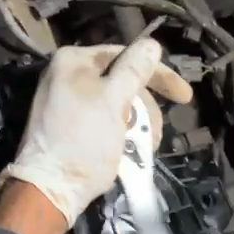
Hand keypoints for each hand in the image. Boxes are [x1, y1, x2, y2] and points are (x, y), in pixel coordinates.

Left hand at [0, 38, 192, 225]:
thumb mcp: (113, 102)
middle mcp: (66, 74)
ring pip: (116, 103)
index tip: (184, 97)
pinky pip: (103, 118)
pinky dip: (120, 131)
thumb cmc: (83, 141)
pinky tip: (129, 149)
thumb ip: (134, 70)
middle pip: (121, 81)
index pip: (125, 56)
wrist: (49, 189)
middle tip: (156, 134)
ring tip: (144, 147)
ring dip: (136, 124)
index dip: (159, 75)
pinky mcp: (68, 124)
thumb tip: (152, 43)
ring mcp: (65, 100)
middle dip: (144, 108)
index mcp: (73, 60)